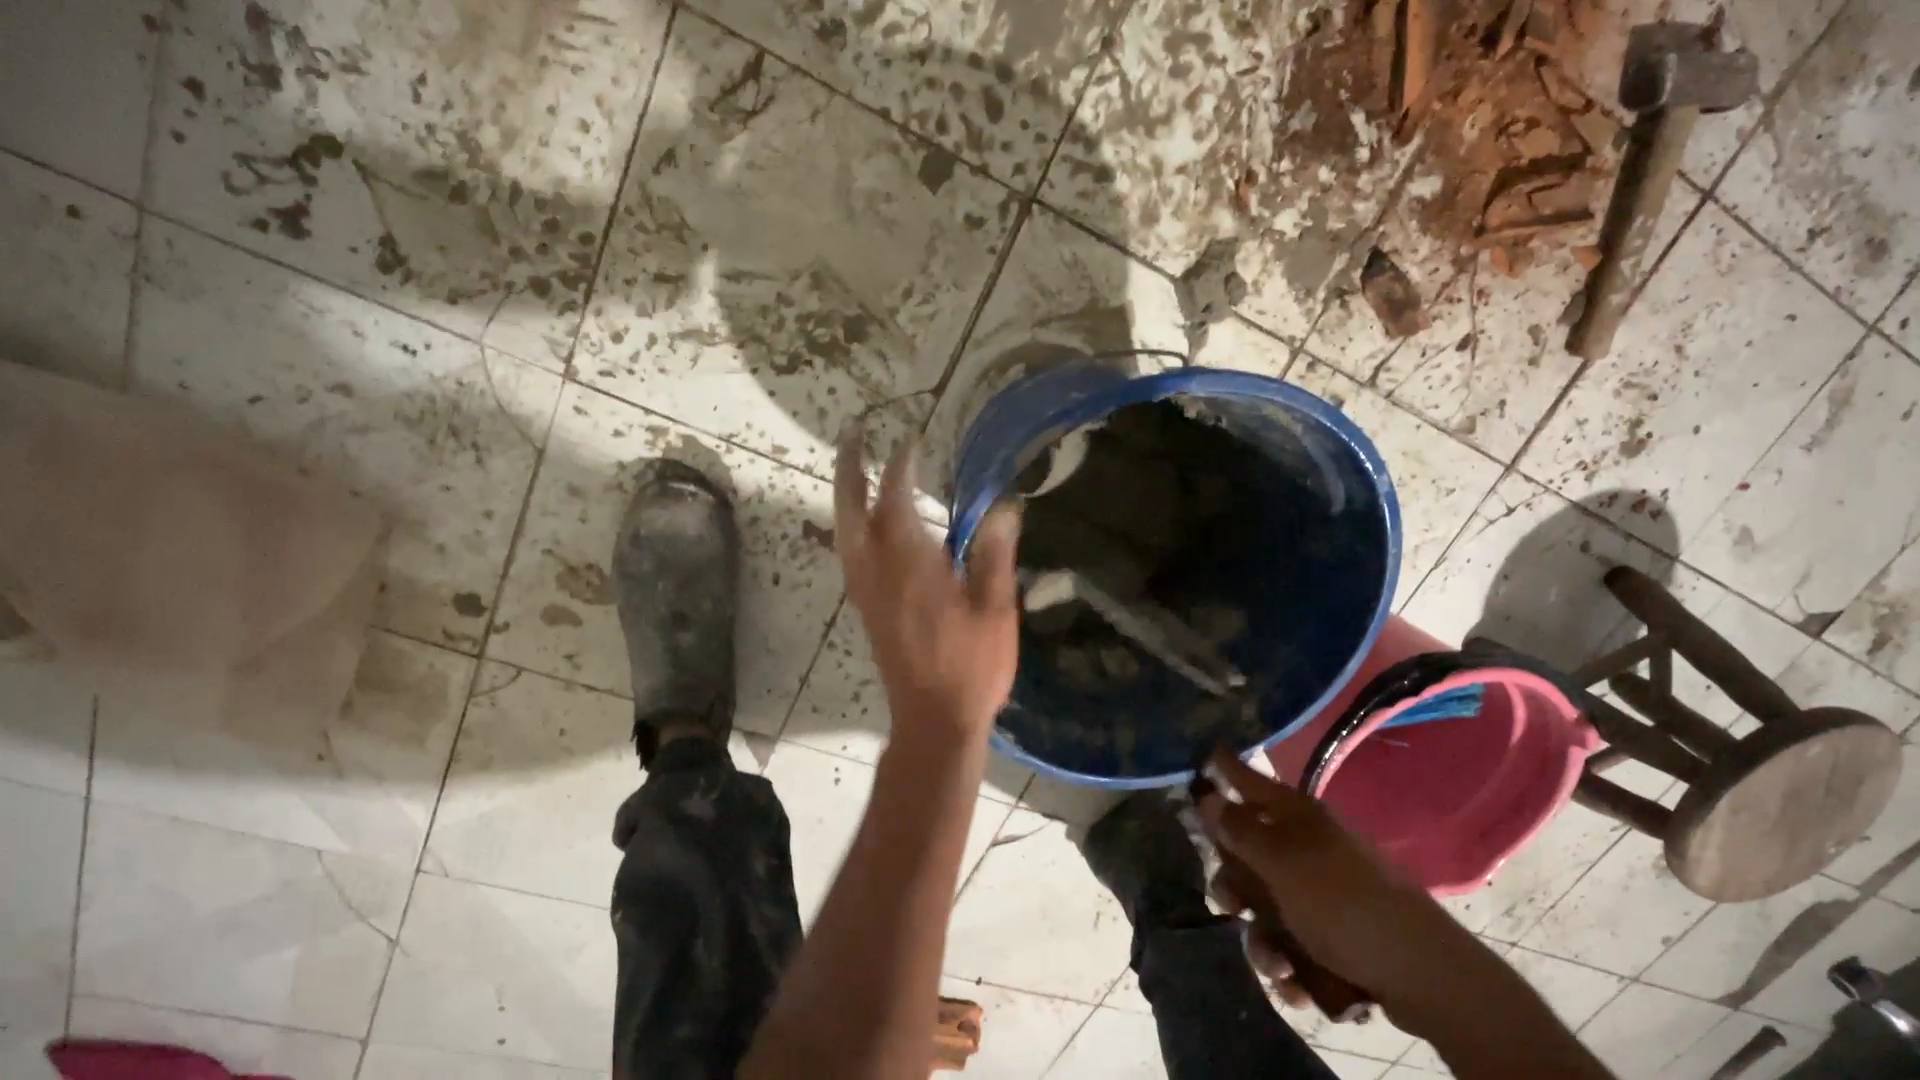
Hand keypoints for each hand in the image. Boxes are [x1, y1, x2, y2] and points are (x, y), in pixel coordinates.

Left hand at [833, 429, 1019, 738]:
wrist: (934, 721)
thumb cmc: (971, 666)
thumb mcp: (995, 608)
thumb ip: (994, 553)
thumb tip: (1003, 505)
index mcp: (910, 563)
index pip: (897, 499)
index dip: (901, 465)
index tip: (912, 440)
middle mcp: (877, 570)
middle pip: (851, 508)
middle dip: (850, 467)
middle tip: (853, 433)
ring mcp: (865, 591)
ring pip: (843, 531)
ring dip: (845, 494)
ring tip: (855, 466)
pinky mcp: (865, 609)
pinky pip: (849, 553)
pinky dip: (850, 525)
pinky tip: (865, 523)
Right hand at [1195, 748, 1497, 1020]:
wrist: (1419, 971)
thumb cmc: (1342, 903)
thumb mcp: (1282, 864)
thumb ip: (1240, 831)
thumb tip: (1208, 794)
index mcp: (1297, 817)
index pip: (1250, 781)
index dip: (1225, 769)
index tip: (1202, 753)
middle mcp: (1307, 847)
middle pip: (1248, 856)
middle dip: (1234, 890)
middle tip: (1230, 908)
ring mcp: (1323, 891)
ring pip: (1267, 908)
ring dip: (1263, 943)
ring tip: (1278, 968)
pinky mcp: (1336, 932)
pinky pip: (1294, 943)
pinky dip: (1291, 966)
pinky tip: (1298, 985)